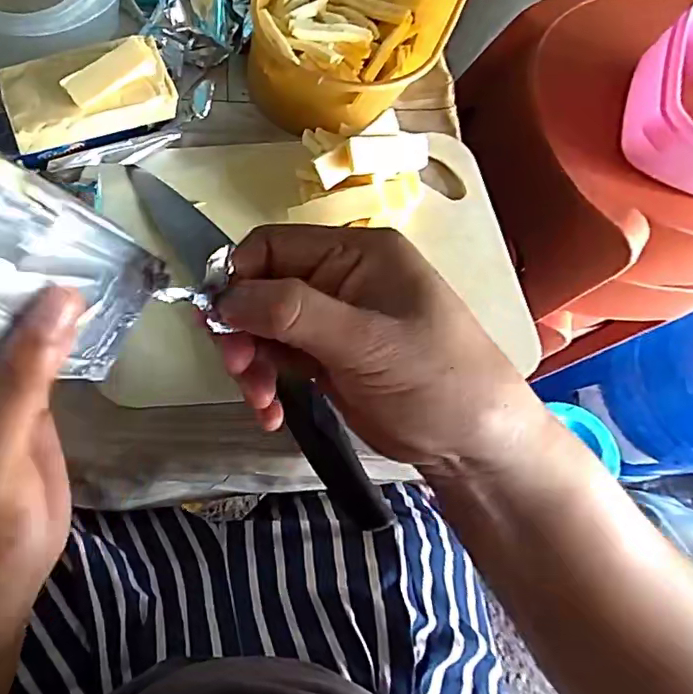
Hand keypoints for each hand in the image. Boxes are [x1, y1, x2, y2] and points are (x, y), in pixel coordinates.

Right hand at [213, 224, 548, 476]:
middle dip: (241, 332)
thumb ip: (291, 313)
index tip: (219, 321)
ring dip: (249, 366)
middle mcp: (335, 280)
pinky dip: (262, 385)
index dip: (236, 278)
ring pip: (257, 329)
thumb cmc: (435, 382)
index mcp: (353, 255)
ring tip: (261, 401)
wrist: (474, 447)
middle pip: (256, 291)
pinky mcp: (319, 356)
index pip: (270, 246)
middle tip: (238, 369)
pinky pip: (271, 359)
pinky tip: (271, 414)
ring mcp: (326, 320)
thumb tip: (223, 299)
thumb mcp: (365, 343)